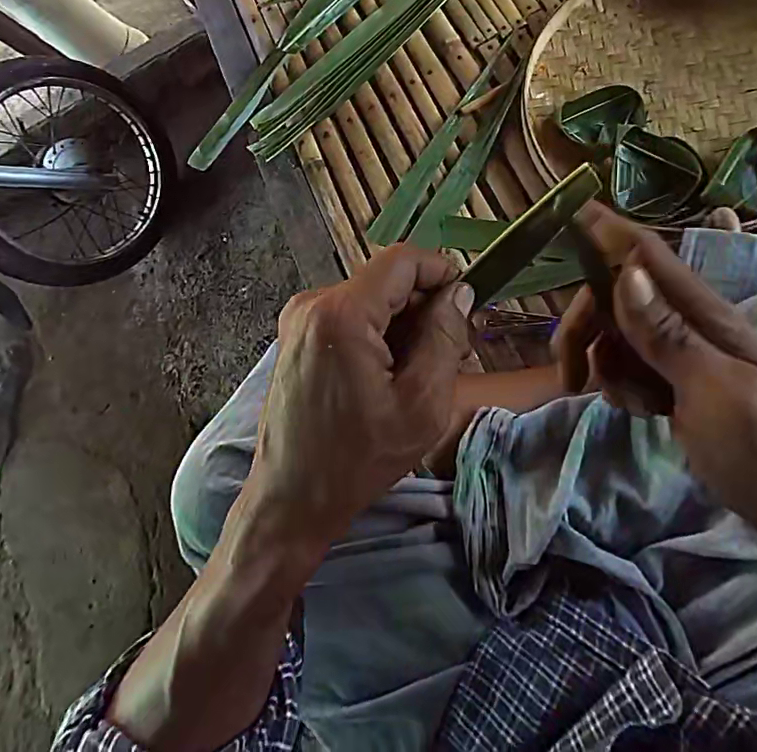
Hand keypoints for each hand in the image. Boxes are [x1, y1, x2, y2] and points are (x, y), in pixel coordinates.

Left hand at [247, 245, 474, 552]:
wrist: (291, 496)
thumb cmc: (356, 460)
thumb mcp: (421, 404)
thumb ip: (445, 337)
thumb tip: (459, 293)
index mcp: (341, 314)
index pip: (403, 260)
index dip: (442, 272)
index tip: (465, 306)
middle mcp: (313, 303)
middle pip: (386, 279)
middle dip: (425, 307)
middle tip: (452, 352)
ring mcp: (299, 318)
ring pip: (371, 298)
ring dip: (403, 325)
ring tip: (418, 373)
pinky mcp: (296, 335)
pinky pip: (349, 315)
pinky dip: (377, 334)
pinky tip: (388, 375)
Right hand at [554, 206, 756, 528]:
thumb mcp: (715, 393)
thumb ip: (667, 334)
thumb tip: (627, 273)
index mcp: (706, 314)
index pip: (648, 255)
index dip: (608, 230)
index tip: (569, 208)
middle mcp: (691, 324)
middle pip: (617, 297)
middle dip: (585, 327)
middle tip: (570, 376)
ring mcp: (685, 354)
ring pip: (617, 333)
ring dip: (605, 365)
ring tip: (634, 406)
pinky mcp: (678, 382)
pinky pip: (629, 366)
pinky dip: (621, 385)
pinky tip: (643, 413)